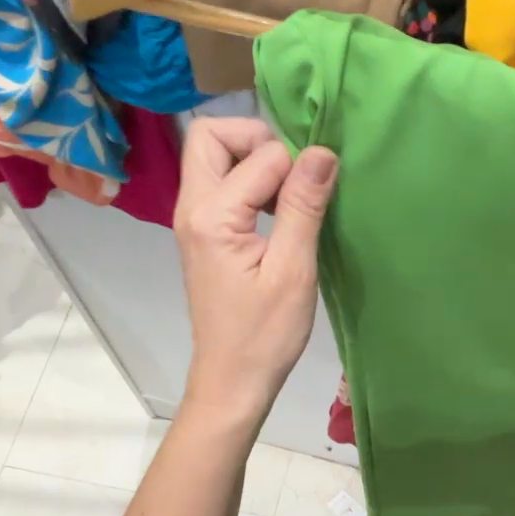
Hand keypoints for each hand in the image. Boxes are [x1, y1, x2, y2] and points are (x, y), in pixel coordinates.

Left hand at [172, 118, 337, 422]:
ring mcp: (192, 220)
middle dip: (258, 140)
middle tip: (294, 175)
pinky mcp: (202, 234)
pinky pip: (220, 185)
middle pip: (211, 136)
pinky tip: (278, 215)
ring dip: (254, 161)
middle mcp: (192, 207)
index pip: (259, 155)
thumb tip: (323, 152)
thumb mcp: (294, 271)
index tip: (320, 195)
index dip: (296, 165)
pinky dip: (249, 183)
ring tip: (290, 197)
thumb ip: (304, 207)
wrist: (233, 379)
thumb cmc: (266, 334)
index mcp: (212, 215)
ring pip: (213, 157)